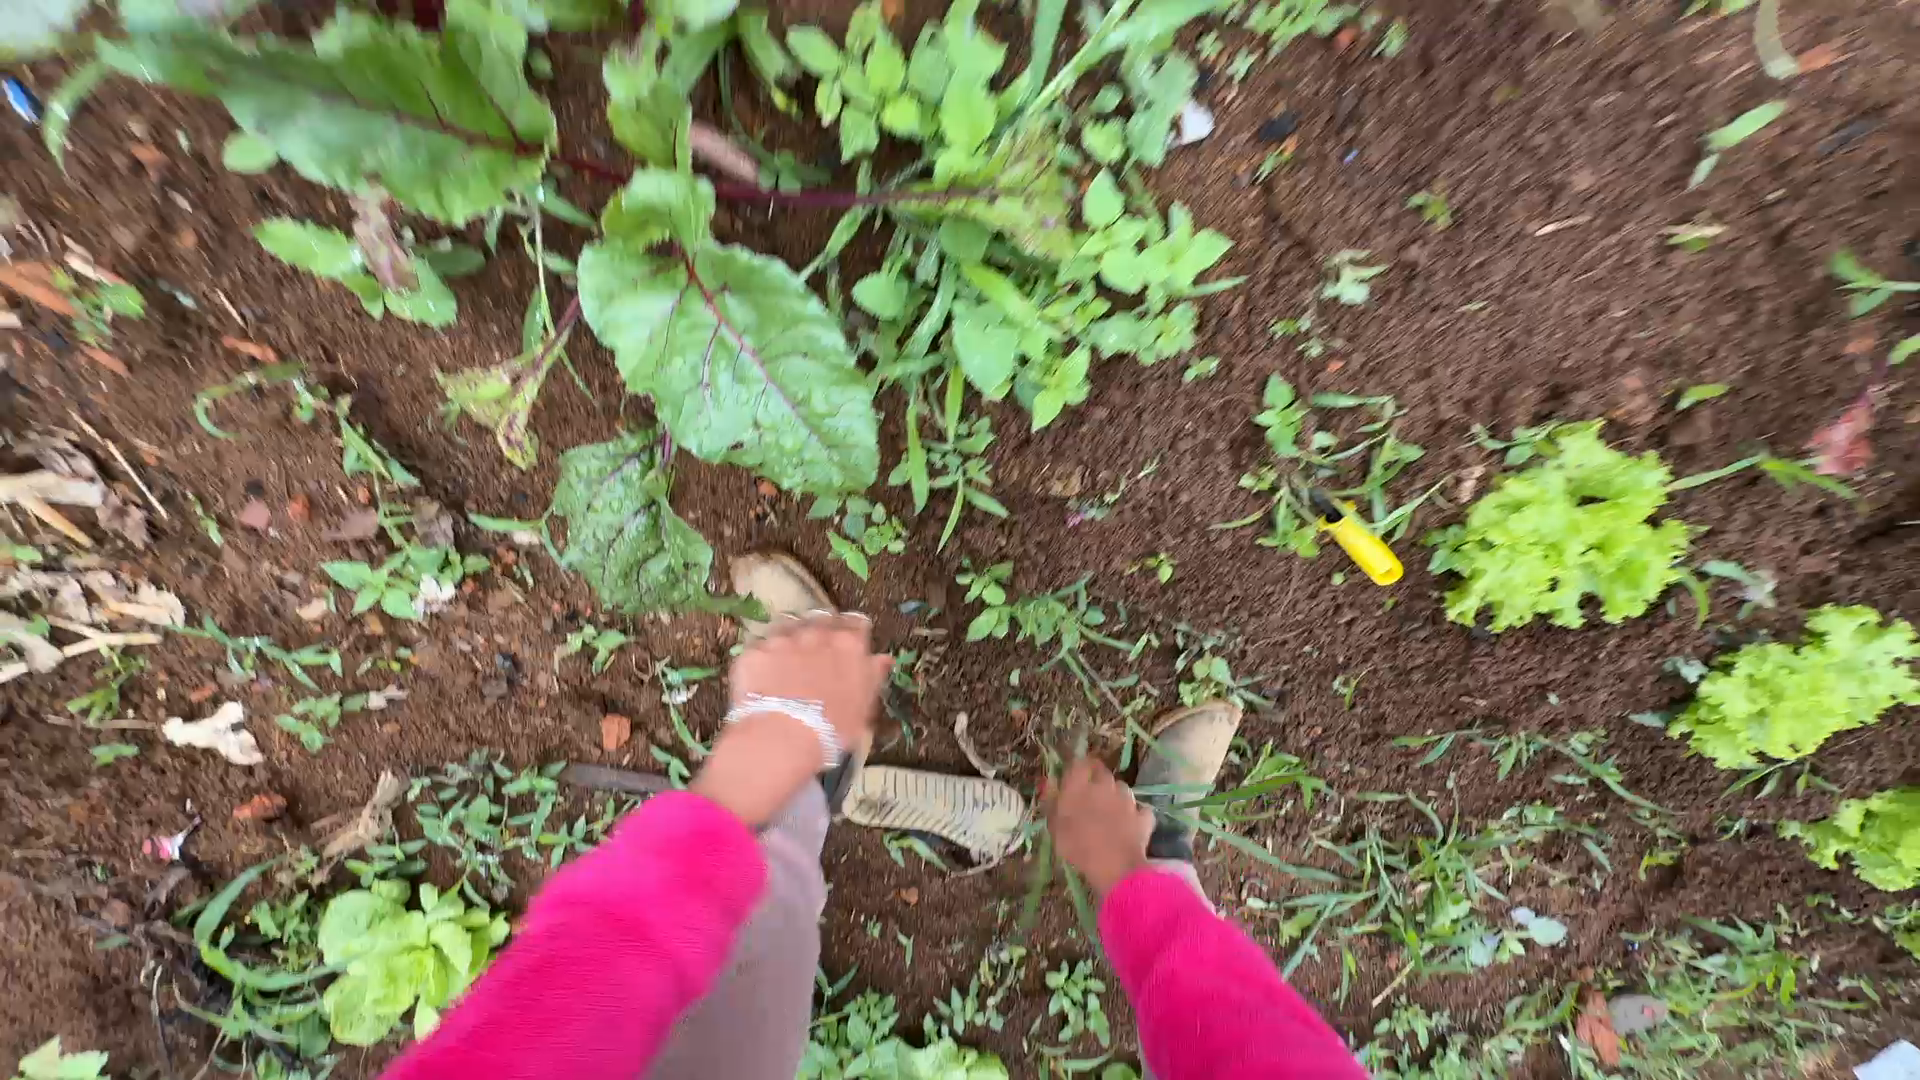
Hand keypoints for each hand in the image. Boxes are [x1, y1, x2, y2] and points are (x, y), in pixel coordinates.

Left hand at [692, 614, 890, 826]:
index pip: (856, 623)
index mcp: (849, 644)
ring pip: (788, 625)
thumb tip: (883, 659)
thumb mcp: (863, 706)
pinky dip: (763, 658)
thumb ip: (872, 676)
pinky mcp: (755, 650)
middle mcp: (817, 633)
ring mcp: (783, 639)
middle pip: (821, 620)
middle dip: (820, 632)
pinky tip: (762, 676)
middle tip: (815, 654)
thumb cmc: (832, 728)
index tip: (848, 645)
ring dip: (790, 637)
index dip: (852, 633)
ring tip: (786, 660)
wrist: (782, 739)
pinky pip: (760, 647)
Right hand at [1047, 757, 1153, 896]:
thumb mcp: (1055, 827)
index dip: (1078, 768)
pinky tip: (1131, 825)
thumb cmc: (1077, 846)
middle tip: (1091, 795)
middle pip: (1103, 772)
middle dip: (1098, 779)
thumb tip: (1049, 785)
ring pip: (1122, 789)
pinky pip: (1140, 810)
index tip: (1075, 776)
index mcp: (1080, 786)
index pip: (1080, 763)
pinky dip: (1136, 816)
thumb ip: (1052, 803)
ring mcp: (1127, 800)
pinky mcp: (1143, 816)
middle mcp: (1105, 786)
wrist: (1114, 866)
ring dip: (1116, 796)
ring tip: (1111, 812)